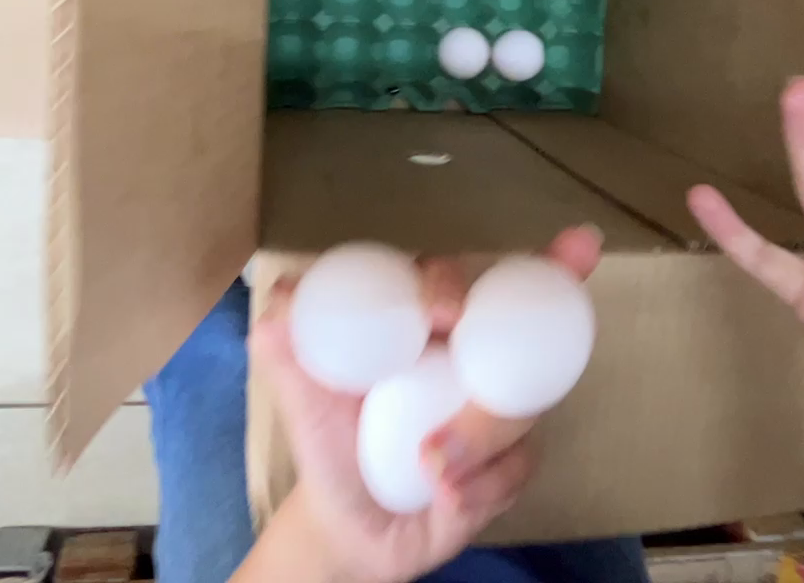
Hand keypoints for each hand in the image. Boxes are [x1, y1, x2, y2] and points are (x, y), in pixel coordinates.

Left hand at [244, 228, 604, 582]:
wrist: (353, 526)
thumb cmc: (329, 442)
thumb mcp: (301, 396)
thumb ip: (285, 346)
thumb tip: (280, 299)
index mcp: (418, 320)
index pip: (444, 277)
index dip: (452, 281)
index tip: (441, 311)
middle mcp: (468, 349)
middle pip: (508, 328)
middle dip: (511, 344)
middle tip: (456, 410)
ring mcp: (497, 399)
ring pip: (523, 402)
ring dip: (482, 440)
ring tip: (435, 477)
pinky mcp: (515, 453)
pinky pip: (523, 462)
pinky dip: (488, 485)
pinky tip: (450, 501)